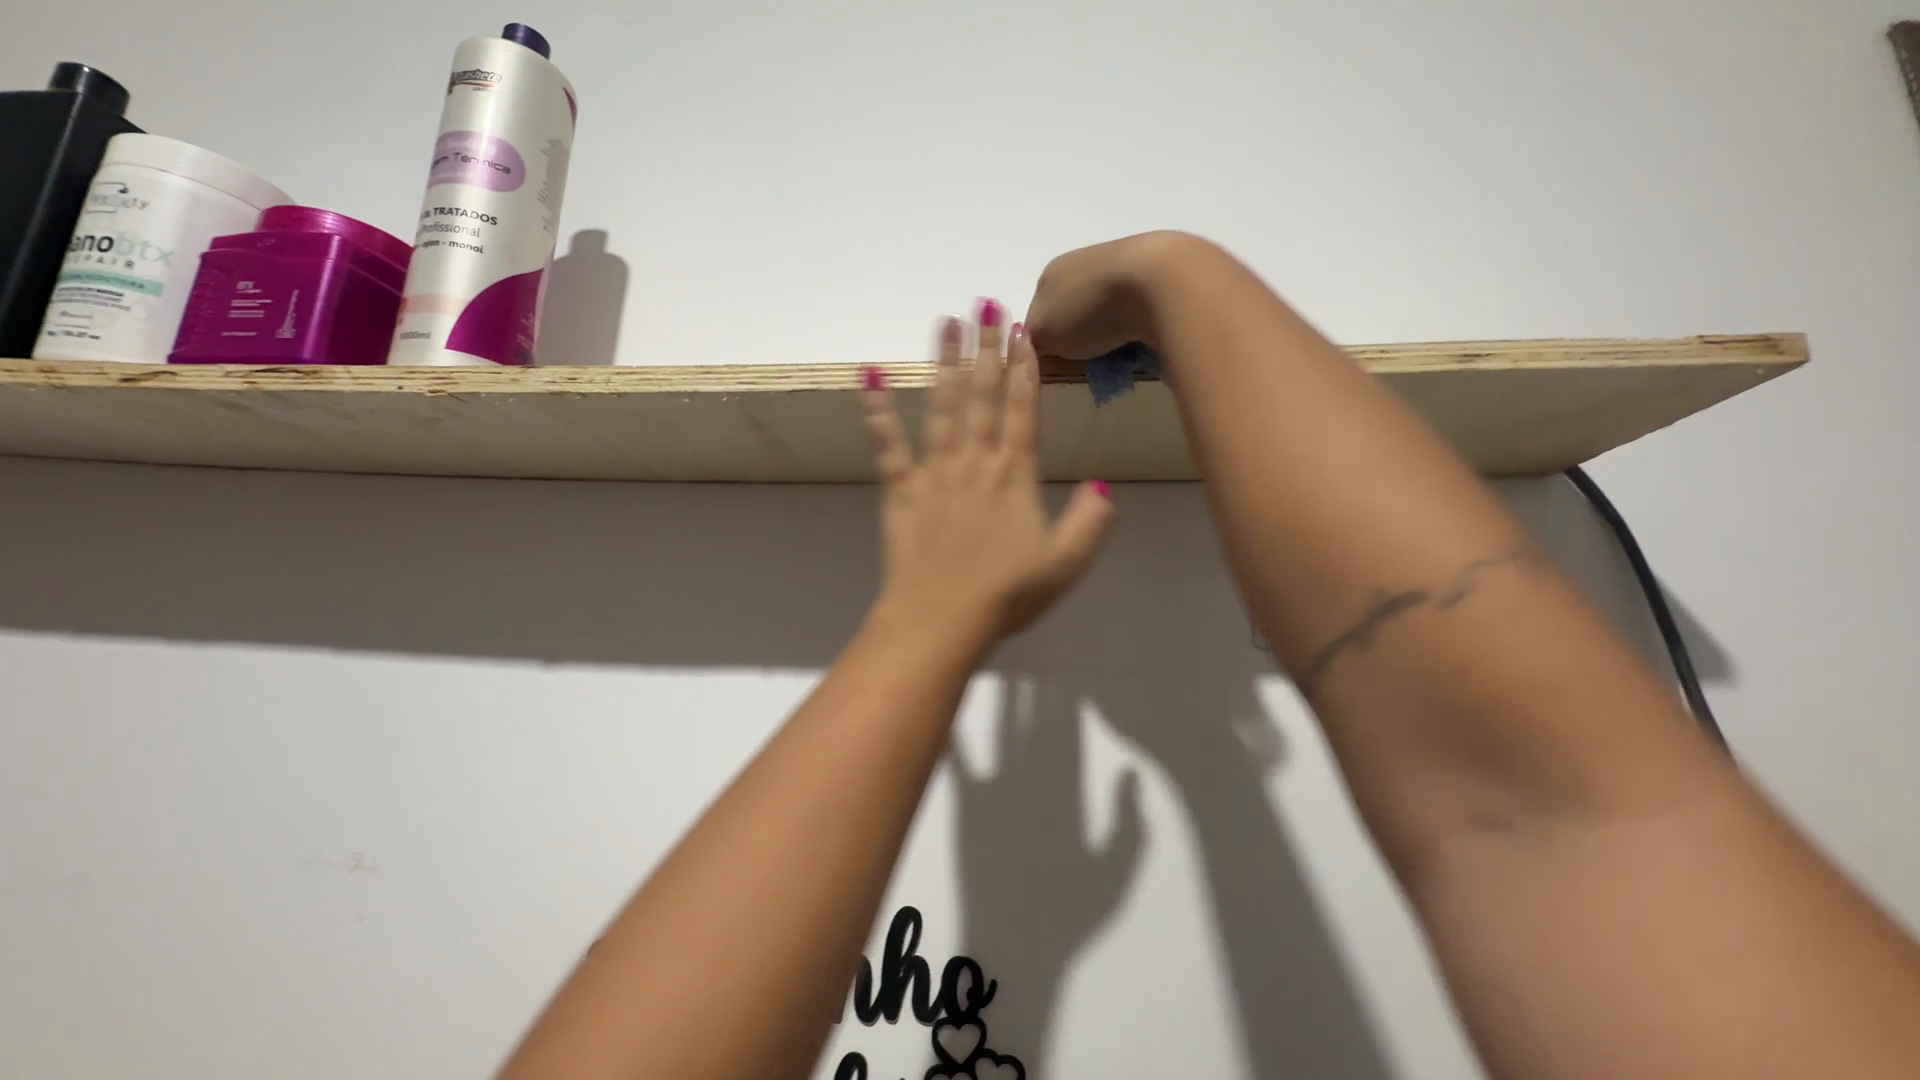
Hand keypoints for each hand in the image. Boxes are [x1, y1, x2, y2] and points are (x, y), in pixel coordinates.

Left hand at [860, 300, 1115, 643]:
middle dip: (987, 347)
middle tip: (986, 303)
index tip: (1024, 330)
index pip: (1022, 410)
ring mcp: (934, 473)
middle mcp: (975, 462)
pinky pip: (888, 443)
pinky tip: (870, 374)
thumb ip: (1091, 522)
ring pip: (942, 406)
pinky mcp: (901, 490)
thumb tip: (1101, 485)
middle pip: (982, 395)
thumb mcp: (1066, 564)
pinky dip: (877, 409)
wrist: (942, 621)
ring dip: (945, 361)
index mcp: (1015, 476)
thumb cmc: (1006, 595)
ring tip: (947, 321)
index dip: (1025, 368)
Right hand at [1024, 230, 1202, 360]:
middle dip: (1083, 332)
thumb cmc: (1089, 309)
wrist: (1155, 283)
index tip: (1062, 358)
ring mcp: (1122, 263)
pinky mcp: (1157, 272)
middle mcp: (1083, 261)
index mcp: (1051, 271)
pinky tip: (1144, 336)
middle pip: (1076, 307)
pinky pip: (1139, 307)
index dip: (1049, 337)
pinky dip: (1138, 323)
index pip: (1040, 309)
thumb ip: (1032, 339)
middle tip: (1092, 359)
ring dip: (1112, 328)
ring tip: (1121, 351)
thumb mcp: (1043, 332)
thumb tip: (1039, 341)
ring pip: (1109, 306)